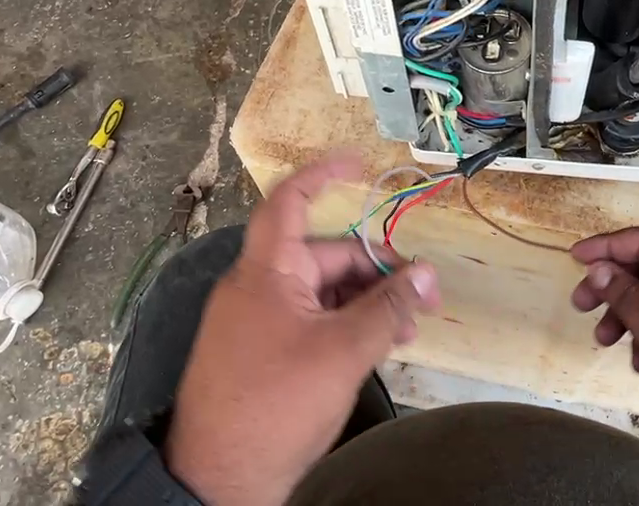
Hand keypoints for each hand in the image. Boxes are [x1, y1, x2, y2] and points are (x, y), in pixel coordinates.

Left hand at [164, 156, 440, 505]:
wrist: (213, 488)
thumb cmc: (275, 406)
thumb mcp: (343, 352)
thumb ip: (388, 307)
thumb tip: (426, 275)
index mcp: (267, 271)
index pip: (291, 201)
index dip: (324, 174)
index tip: (360, 165)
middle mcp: (258, 287)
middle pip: (326, 256)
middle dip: (376, 270)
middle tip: (422, 296)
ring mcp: (257, 322)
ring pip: (323, 292)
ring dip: (367, 302)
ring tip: (407, 331)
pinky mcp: (262, 354)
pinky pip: (311, 321)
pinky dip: (345, 326)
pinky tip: (378, 346)